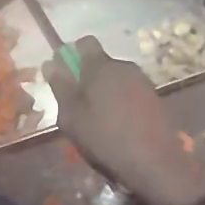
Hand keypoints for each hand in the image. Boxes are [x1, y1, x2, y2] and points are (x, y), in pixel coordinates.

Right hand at [44, 36, 204, 204]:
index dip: (72, 55)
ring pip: (115, 78)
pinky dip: (119, 101)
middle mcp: (125, 66)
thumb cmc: (105, 138)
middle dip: (87, 77)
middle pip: (100, 62)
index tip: (65, 77)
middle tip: (77, 105)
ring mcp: (142, 81)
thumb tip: (50, 64)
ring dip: (104, 91)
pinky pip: (129, 91)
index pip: (85, 43)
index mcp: (102, 66)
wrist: (154, 162)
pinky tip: (116, 125)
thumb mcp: (72, 117)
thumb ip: (60, 87)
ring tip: (97, 120)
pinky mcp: (154, 97)